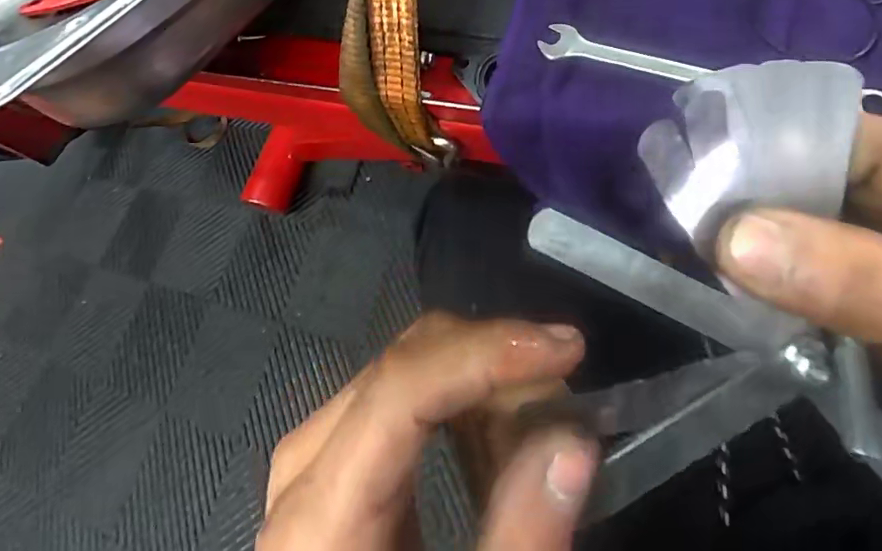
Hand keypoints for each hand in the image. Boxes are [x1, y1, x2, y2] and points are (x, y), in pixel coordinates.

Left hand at [259, 313, 598, 550]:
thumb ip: (521, 540)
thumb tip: (574, 441)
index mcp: (320, 510)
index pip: (402, 388)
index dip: (484, 354)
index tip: (564, 349)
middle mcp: (307, 461)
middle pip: (407, 365)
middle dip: (494, 367)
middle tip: (565, 401)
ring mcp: (316, 453)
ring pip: (408, 371)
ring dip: (482, 388)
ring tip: (540, 436)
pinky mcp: (335, 460)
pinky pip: (402, 400)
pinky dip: (460, 410)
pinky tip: (497, 448)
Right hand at [716, 117, 881, 550]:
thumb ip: (867, 281)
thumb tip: (731, 237)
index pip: (820, 134)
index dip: (753, 151)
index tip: (687, 185)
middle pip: (798, 185)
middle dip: (741, 207)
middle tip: (680, 235)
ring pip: (795, 243)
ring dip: (750, 259)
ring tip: (694, 272)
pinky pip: (808, 299)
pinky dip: (772, 304)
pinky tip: (733, 312)